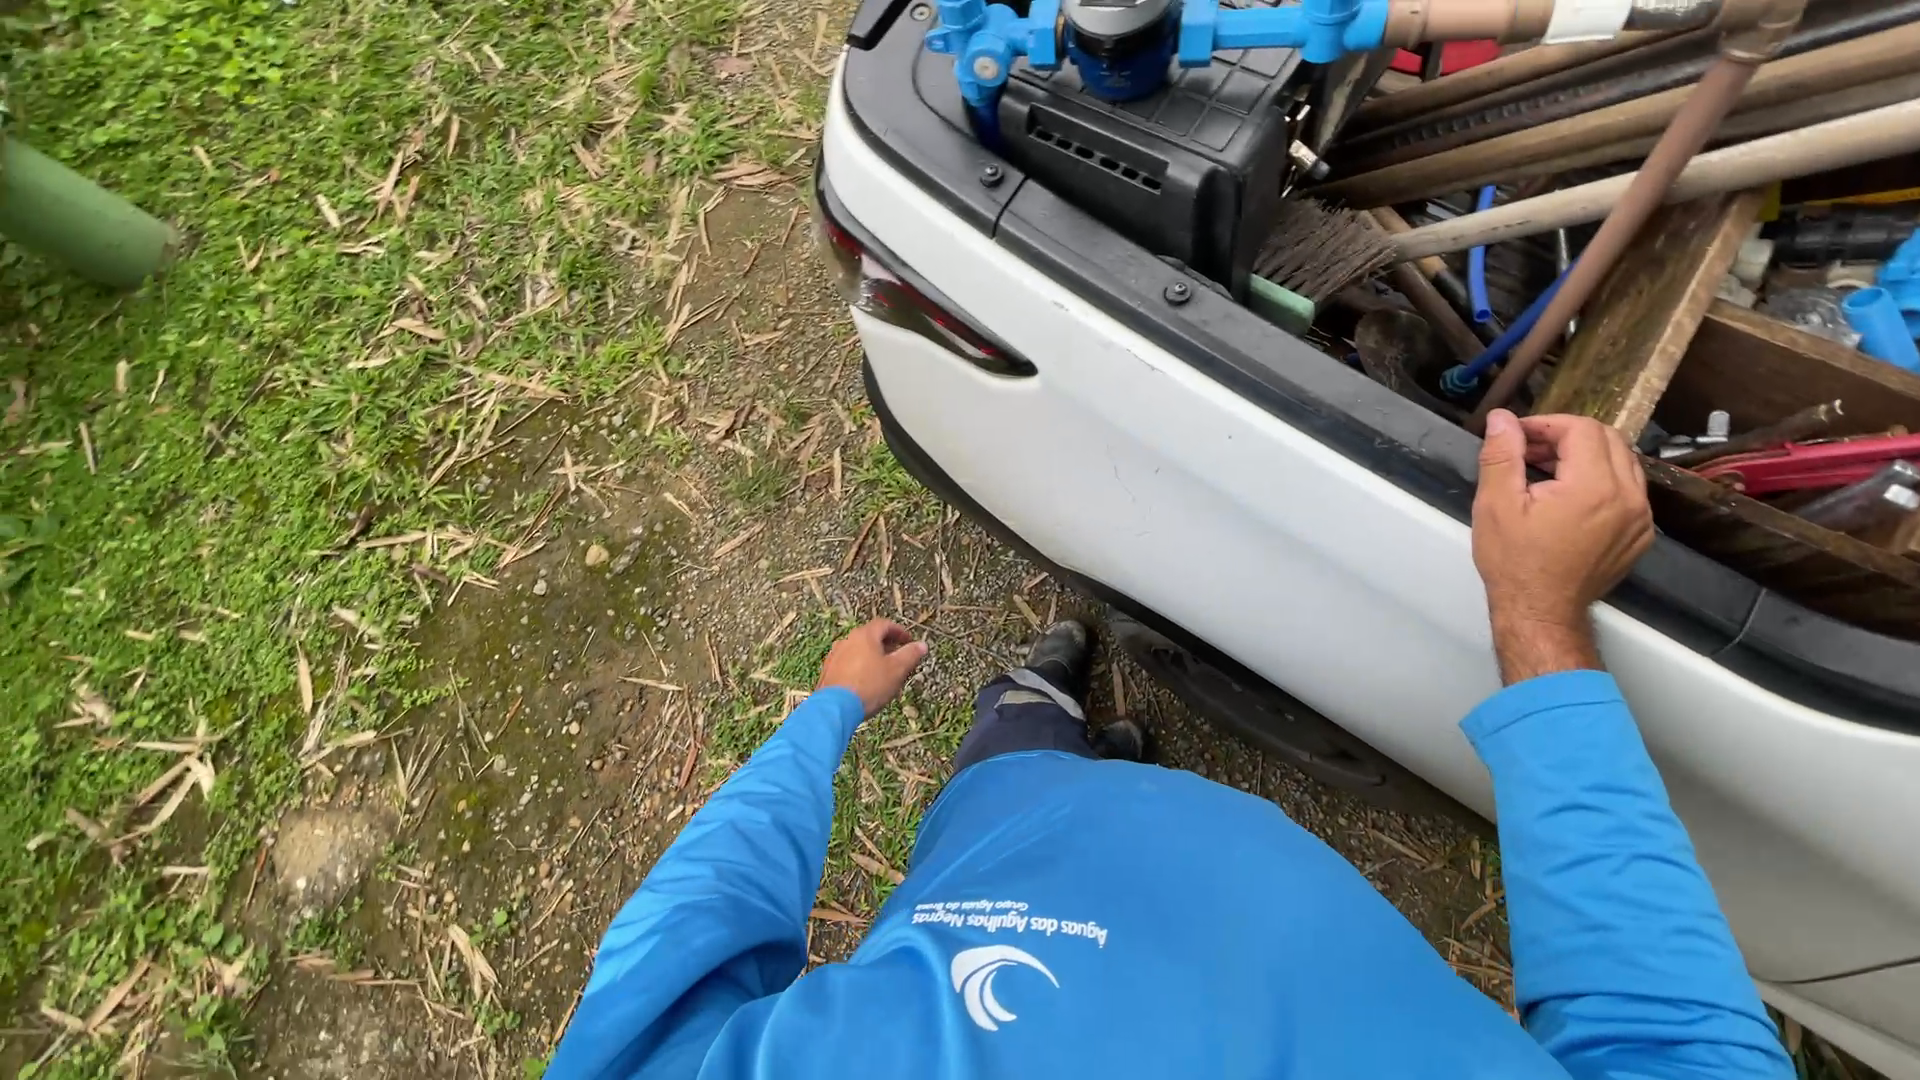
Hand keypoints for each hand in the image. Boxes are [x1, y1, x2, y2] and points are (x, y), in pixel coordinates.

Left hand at [816, 619, 929, 718]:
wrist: (835, 708)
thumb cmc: (870, 685)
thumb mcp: (897, 670)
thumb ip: (910, 655)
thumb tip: (922, 644)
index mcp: (864, 635)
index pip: (884, 625)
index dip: (899, 631)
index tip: (909, 642)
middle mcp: (847, 640)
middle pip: (870, 636)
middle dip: (886, 644)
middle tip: (898, 655)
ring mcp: (835, 655)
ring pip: (858, 650)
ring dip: (872, 656)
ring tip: (883, 670)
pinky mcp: (828, 671)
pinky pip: (848, 663)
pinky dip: (859, 666)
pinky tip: (865, 681)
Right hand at [1472, 410, 1653, 682]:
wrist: (1540, 610)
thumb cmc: (1512, 559)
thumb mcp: (1495, 504)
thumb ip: (1502, 456)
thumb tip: (1501, 419)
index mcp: (1594, 486)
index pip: (1582, 429)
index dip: (1545, 424)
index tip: (1515, 436)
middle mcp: (1629, 496)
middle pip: (1609, 440)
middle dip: (1565, 436)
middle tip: (1527, 452)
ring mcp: (1641, 517)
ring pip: (1622, 463)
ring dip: (1584, 456)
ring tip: (1544, 472)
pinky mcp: (1640, 533)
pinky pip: (1627, 490)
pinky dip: (1599, 480)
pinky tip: (1565, 499)